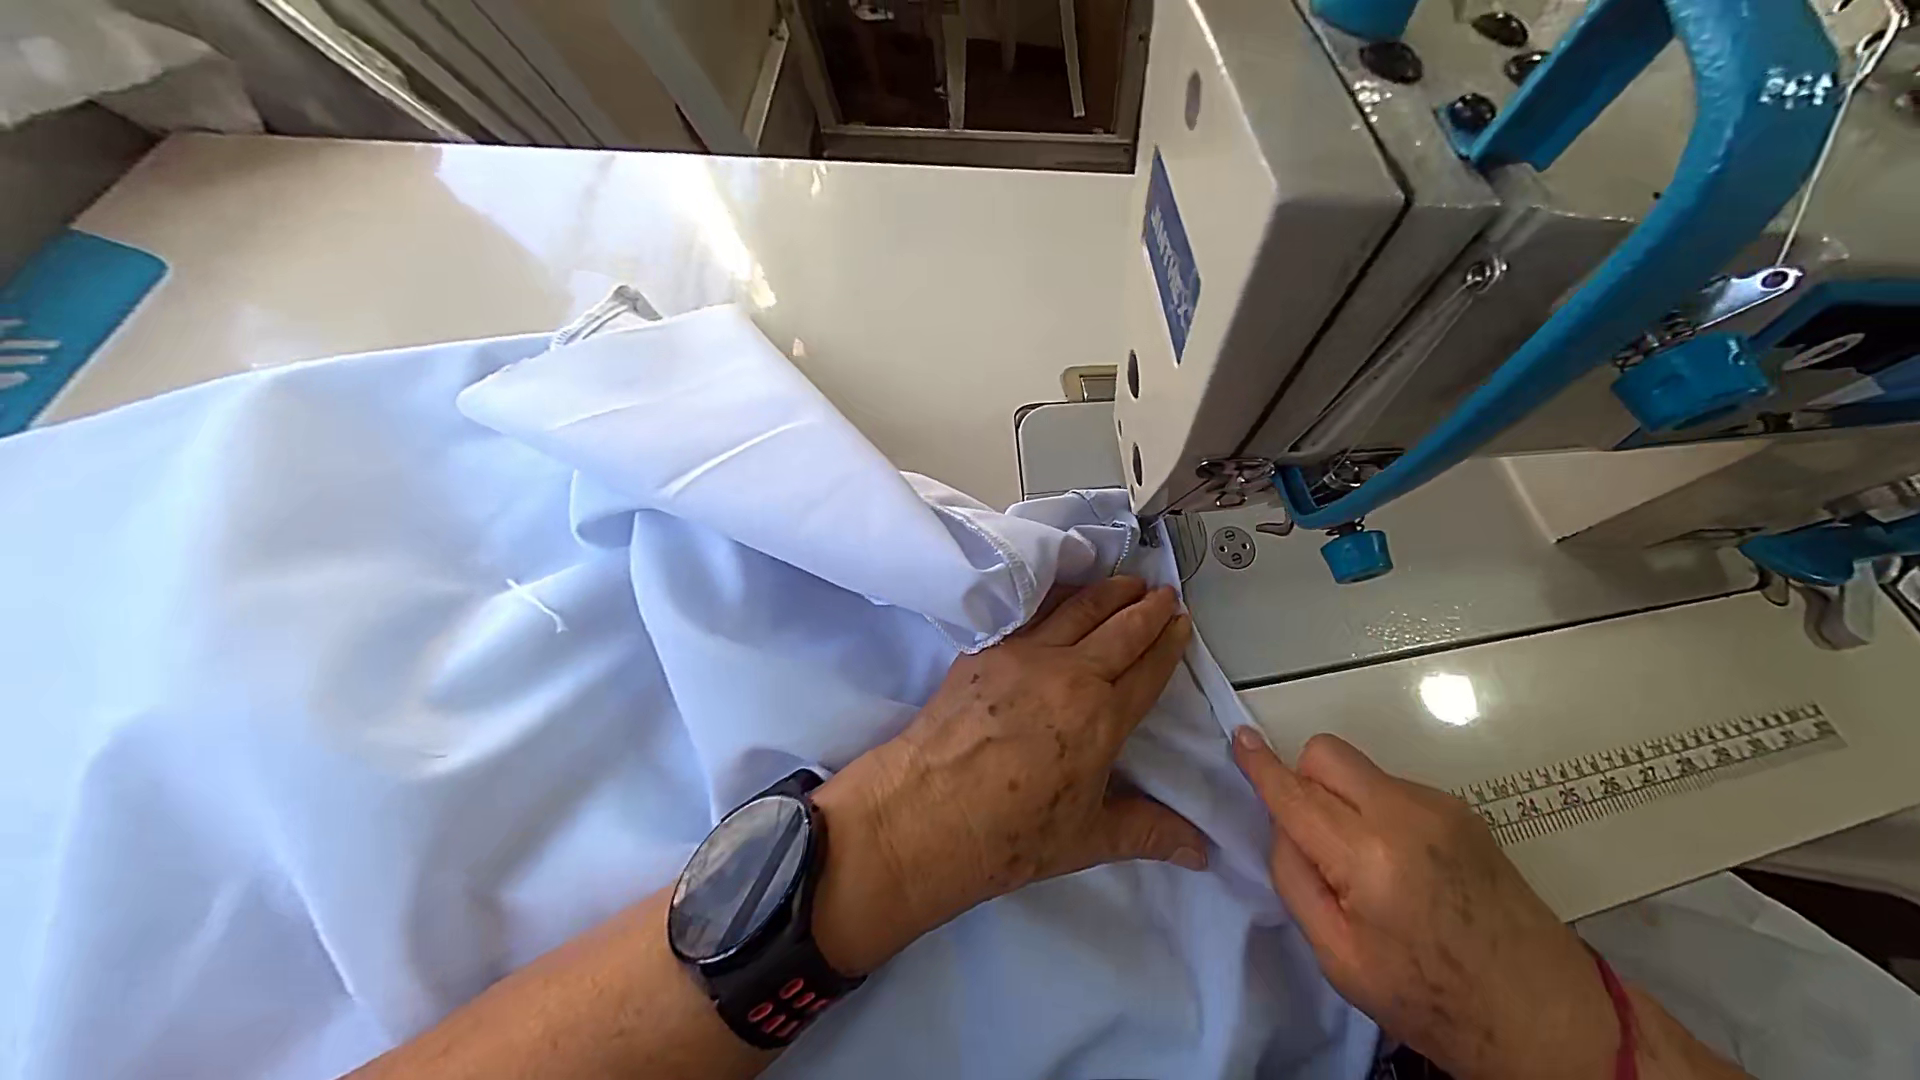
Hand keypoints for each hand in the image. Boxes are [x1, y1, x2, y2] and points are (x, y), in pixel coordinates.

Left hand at [810, 576, 1203, 974]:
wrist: (928, 809)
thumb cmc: (1010, 832)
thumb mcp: (1087, 839)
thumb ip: (1147, 832)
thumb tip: (1202, 852)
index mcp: (1101, 718)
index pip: (1147, 671)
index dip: (1168, 644)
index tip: (1181, 622)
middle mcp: (1069, 675)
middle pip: (1119, 630)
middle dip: (1147, 608)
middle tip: (1163, 592)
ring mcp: (1023, 656)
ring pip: (1076, 610)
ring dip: (1107, 592)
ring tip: (1126, 581)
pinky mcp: (986, 649)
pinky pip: (1030, 612)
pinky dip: (1054, 596)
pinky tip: (1060, 592)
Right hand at [1232, 729, 1617, 1079]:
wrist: (1554, 1021)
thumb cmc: (1431, 999)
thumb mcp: (1338, 955)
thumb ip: (1294, 877)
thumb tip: (1282, 823)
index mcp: (1369, 858)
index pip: (1295, 793)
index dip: (1260, 765)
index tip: (1239, 738)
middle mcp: (1405, 815)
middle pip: (1325, 754)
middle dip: (1304, 779)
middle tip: (1316, 835)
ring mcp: (1440, 806)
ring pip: (1356, 768)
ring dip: (1341, 798)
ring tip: (1368, 862)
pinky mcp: (1461, 809)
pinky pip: (1389, 786)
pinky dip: (1375, 808)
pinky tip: (1402, 862)